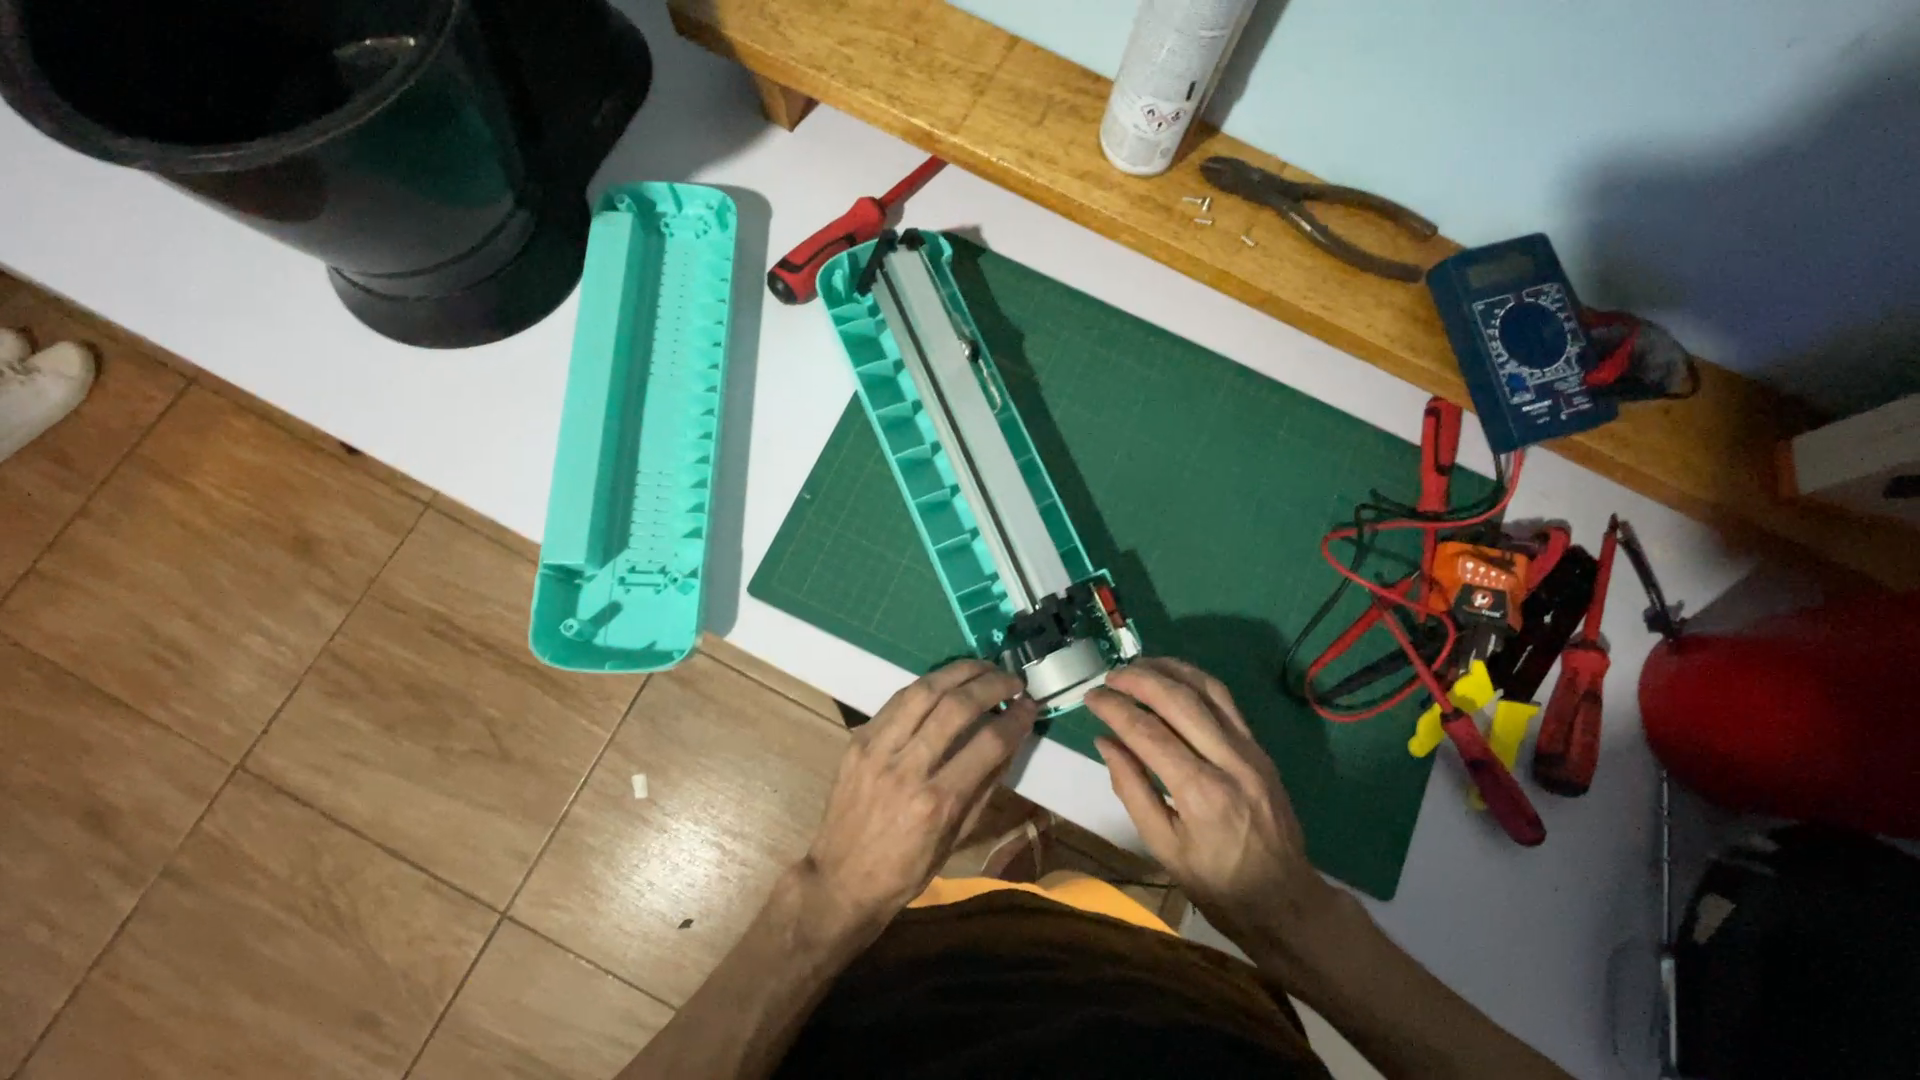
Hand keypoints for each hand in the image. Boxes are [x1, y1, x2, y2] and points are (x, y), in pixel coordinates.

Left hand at [801, 659, 1038, 934]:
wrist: (841, 879)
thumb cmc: (907, 870)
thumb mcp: (956, 839)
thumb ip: (984, 787)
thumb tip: (1010, 741)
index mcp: (937, 802)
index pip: (988, 744)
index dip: (1015, 719)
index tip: (1030, 705)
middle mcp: (907, 769)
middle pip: (956, 707)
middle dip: (991, 685)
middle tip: (1012, 680)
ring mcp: (877, 750)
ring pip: (923, 692)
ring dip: (959, 672)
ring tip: (983, 668)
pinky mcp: (858, 740)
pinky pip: (897, 701)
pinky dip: (926, 686)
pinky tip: (945, 683)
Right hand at [1085, 658, 1330, 946]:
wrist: (1283, 899)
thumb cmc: (1215, 883)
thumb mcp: (1162, 846)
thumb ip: (1131, 789)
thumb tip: (1105, 741)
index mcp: (1200, 793)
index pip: (1148, 733)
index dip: (1114, 709)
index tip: (1090, 697)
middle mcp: (1229, 762)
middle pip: (1180, 700)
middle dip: (1139, 680)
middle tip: (1109, 676)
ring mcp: (1250, 751)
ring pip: (1209, 690)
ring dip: (1170, 670)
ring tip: (1138, 665)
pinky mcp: (1260, 749)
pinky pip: (1227, 702)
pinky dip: (1196, 682)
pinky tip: (1174, 679)